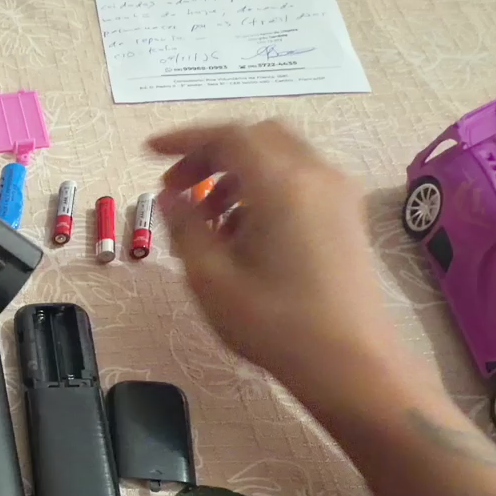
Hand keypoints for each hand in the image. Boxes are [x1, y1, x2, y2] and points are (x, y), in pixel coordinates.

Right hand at [148, 121, 403, 396]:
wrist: (347, 358)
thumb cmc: (271, 321)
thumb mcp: (210, 277)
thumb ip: (186, 227)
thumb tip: (170, 196)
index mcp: (280, 186)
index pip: (228, 137)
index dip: (184, 140)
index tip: (148, 153)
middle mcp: (315, 176)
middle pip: (257, 137)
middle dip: (210, 153)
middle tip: (174, 187)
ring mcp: (335, 194)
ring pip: (278, 157)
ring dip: (233, 172)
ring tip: (201, 216)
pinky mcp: (342, 215)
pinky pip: (296, 180)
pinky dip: (258, 187)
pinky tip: (236, 230)